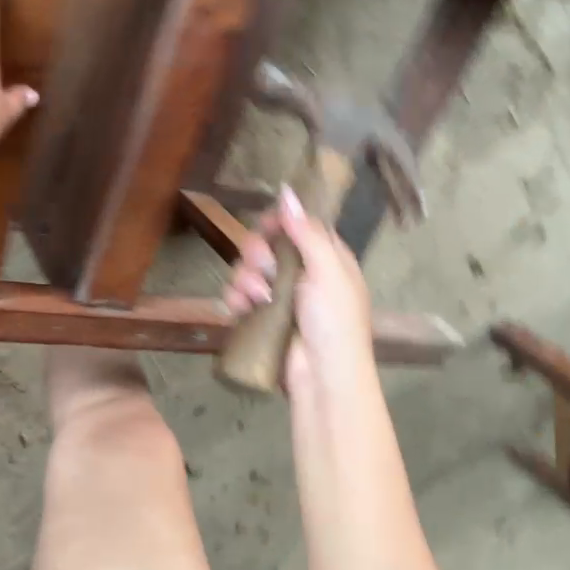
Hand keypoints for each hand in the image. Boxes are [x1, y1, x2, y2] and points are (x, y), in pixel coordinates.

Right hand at [222, 186, 374, 389]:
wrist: (321, 376)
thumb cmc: (335, 322)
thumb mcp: (328, 271)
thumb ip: (305, 232)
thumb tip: (287, 192)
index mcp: (327, 258)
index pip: (298, 226)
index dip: (279, 223)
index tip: (266, 226)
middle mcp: (302, 273)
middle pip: (267, 245)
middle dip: (257, 255)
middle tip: (263, 269)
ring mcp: (279, 296)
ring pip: (248, 270)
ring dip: (245, 279)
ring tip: (255, 298)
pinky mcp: (260, 317)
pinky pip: (238, 296)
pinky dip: (235, 299)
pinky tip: (239, 308)